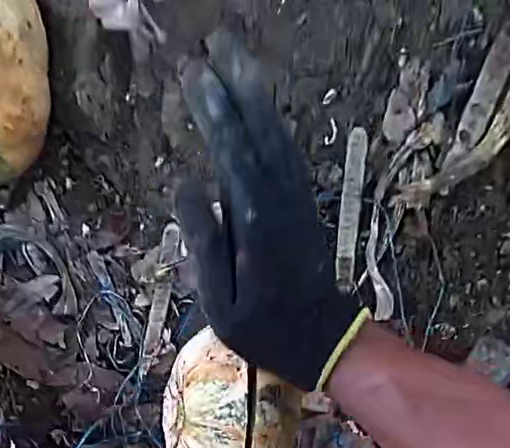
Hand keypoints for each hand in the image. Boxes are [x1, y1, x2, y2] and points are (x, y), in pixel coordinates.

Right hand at [176, 30, 364, 391]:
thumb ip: (206, 246)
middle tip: (214, 45)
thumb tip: (186, 187)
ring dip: (259, 98)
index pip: (233, 155)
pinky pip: (289, 156)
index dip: (215, 113)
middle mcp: (280, 203)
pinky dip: (275, 126)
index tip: (194, 74)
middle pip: (260, 133)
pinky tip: (262, 110)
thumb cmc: (266, 331)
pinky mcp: (305, 208)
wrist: (322, 340)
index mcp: (256, 225)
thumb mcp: (222, 304)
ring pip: (279, 138)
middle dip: (237, 87)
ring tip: (236, 59)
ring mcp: (297, 202)